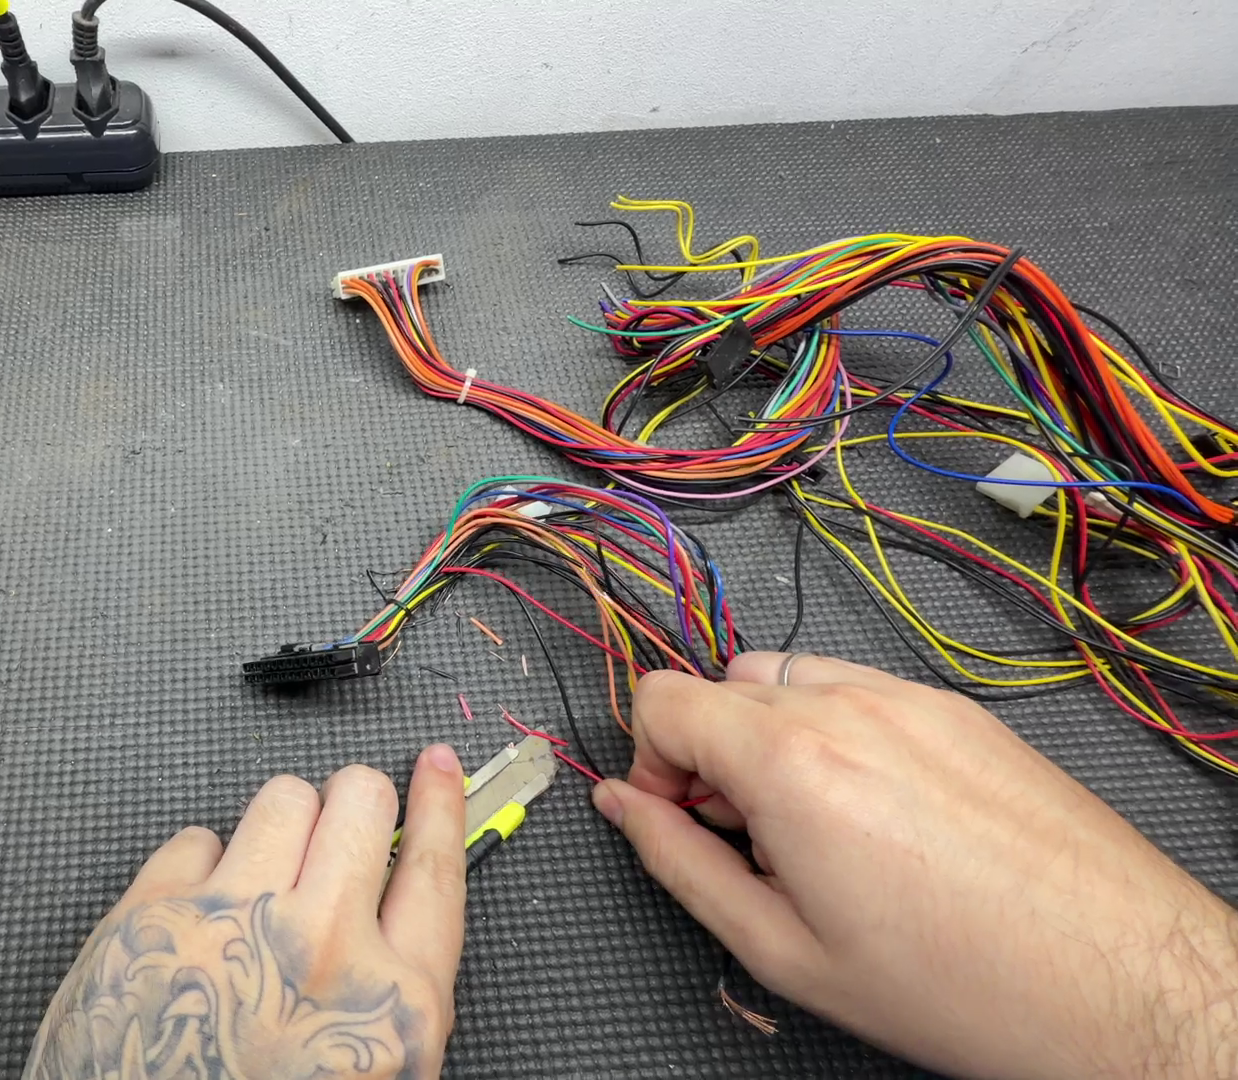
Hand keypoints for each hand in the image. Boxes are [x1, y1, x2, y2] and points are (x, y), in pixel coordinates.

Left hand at [24, 745, 467, 1079]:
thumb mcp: (372, 1072)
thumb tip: (395, 892)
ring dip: (282, 824)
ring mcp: (235, 919)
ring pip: (282, 795)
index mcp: (391, 1005)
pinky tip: (199, 917)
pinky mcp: (156, 910)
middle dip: (354, 801)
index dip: (440, 802)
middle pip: (360, 798)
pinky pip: (199, 835)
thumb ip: (396, 985)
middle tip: (336, 827)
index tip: (436, 765)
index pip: (436, 867)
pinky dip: (203, 865)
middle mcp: (320, 948)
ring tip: (264, 877)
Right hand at [593, 651, 1237, 1079]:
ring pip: (770, 675)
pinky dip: (820, 720)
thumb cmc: (958, 985)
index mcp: (785, 760)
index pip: (657, 698)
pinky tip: (866, 795)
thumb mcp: (778, 946)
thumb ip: (672, 860)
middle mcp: (838, 707)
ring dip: (756, 729)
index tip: (684, 814)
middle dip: (702, 752)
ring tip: (804, 807)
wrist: (1147, 999)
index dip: (649, 759)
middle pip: (708, 687)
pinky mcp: (950, 706)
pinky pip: (842, 682)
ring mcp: (901, 697)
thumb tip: (618, 802)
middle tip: (749, 829)